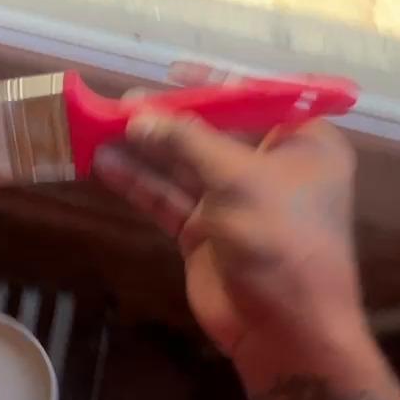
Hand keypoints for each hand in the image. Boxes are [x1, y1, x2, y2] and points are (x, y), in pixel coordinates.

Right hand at [93, 102, 365, 370]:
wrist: (284, 328)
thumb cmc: (281, 241)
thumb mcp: (238, 179)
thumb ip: (187, 142)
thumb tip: (138, 116)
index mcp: (300, 146)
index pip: (255, 100)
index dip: (213, 83)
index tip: (171, 71)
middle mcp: (266, 168)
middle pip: (208, 132)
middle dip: (164, 121)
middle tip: (120, 106)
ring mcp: (231, 201)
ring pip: (179, 166)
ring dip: (142, 151)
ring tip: (99, 132)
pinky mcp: (201, 230)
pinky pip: (164, 196)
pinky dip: (136, 181)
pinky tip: (104, 165)